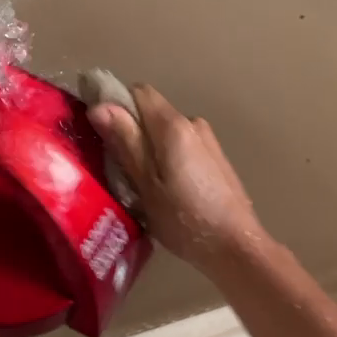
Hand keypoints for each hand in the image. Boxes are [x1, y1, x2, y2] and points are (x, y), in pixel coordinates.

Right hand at [87, 84, 266, 272]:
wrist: (237, 245)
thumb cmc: (184, 219)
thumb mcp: (146, 185)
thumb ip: (126, 142)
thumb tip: (99, 106)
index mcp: (174, 126)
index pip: (139, 92)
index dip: (116, 104)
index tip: (100, 130)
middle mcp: (193, 122)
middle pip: (152, 113)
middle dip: (131, 132)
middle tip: (117, 168)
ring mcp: (208, 139)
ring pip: (166, 132)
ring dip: (149, 148)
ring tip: (140, 186)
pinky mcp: (215, 156)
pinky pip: (181, 145)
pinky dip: (167, 158)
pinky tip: (166, 190)